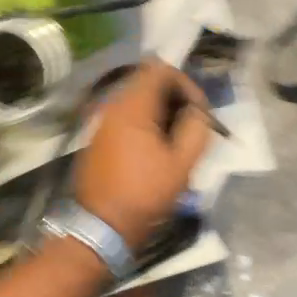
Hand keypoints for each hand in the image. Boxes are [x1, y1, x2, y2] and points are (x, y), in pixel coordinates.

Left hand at [75, 60, 210, 247]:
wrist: (100, 227)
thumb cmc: (144, 195)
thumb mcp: (182, 164)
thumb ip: (196, 128)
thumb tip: (198, 111)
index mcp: (132, 106)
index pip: (162, 69)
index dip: (187, 85)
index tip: (200, 113)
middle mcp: (111, 105)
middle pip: (148, 82)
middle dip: (175, 98)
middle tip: (192, 126)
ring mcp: (100, 121)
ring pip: (136, 100)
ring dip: (161, 112)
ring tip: (176, 140)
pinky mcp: (96, 137)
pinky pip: (125, 117)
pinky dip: (144, 123)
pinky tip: (155, 148)